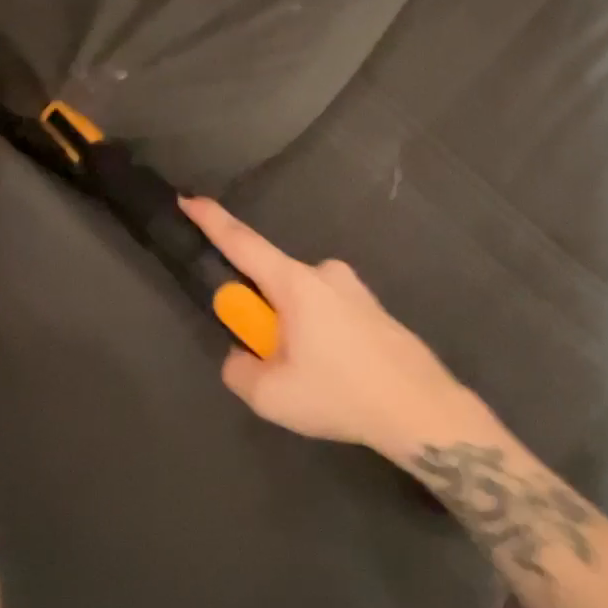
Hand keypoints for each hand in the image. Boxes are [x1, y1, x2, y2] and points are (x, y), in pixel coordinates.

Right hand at [180, 197, 471, 449]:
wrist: (420, 408)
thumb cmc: (341, 394)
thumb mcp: (270, 395)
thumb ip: (239, 369)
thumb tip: (242, 355)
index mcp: (296, 284)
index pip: (243, 243)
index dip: (211, 221)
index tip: (188, 199)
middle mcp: (325, 273)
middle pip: (272, 285)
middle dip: (263, 321)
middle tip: (278, 369)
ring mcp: (354, 288)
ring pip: (301, 306)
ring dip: (294, 335)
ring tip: (316, 382)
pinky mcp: (373, 308)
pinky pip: (327, 316)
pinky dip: (320, 340)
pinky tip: (339, 378)